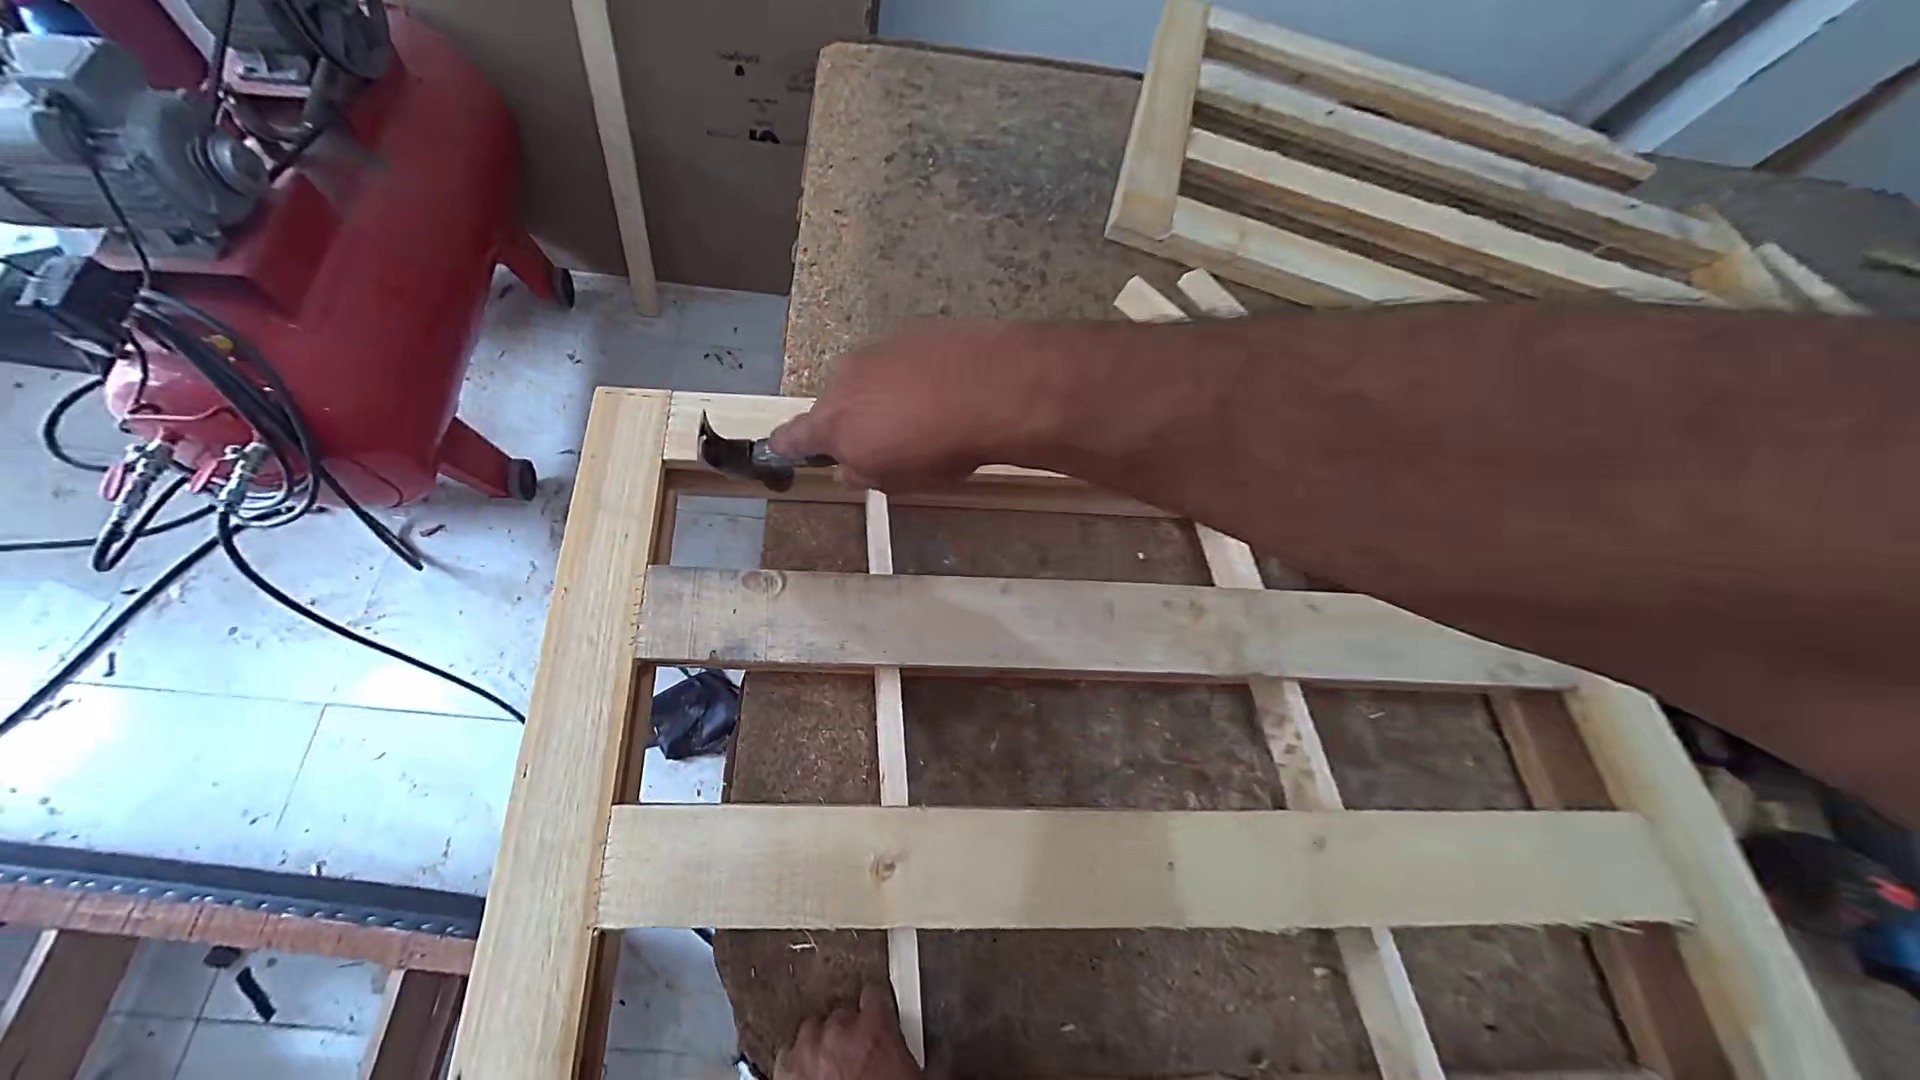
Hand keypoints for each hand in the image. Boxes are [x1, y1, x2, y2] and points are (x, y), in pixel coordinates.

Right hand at [767, 321, 1073, 490]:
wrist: (993, 389)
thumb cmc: (941, 448)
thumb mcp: (900, 480)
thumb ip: (864, 474)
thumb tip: (847, 468)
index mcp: (834, 423)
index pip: (792, 436)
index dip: (790, 446)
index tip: (792, 450)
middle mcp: (845, 379)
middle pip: (836, 404)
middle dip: (854, 421)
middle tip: (888, 439)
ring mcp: (877, 350)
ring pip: (868, 379)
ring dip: (883, 394)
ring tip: (924, 412)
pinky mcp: (910, 330)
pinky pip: (900, 360)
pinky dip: (912, 374)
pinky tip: (942, 387)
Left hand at [773, 983, 920, 1079]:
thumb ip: (933, 1059)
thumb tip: (945, 1049)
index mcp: (874, 1029)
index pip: (874, 992)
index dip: (878, 1004)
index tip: (879, 1012)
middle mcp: (838, 1031)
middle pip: (843, 1014)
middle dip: (850, 1032)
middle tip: (859, 1057)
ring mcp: (807, 1050)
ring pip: (813, 1029)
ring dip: (822, 1043)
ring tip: (833, 1068)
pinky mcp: (784, 1073)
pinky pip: (788, 1054)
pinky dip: (798, 1063)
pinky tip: (809, 1077)